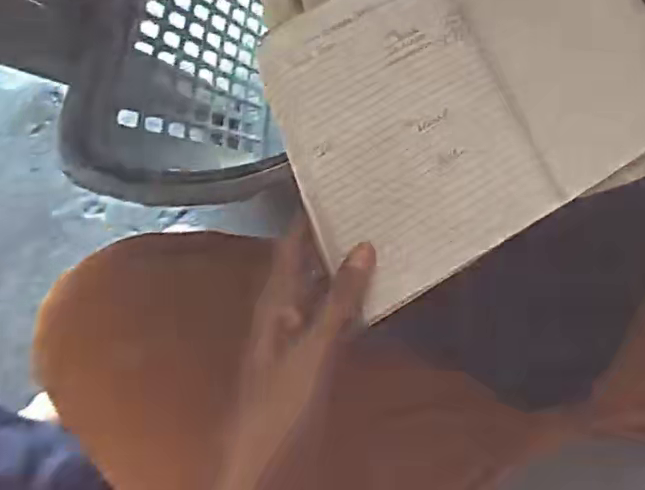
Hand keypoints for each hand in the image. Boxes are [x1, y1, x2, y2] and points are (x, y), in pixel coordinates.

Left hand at [216, 220, 374, 489]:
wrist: (266, 474)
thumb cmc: (280, 408)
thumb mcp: (312, 351)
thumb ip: (339, 300)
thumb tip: (363, 245)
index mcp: (275, 304)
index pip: (291, 247)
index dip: (308, 216)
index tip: (334, 184)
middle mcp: (285, 313)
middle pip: (309, 264)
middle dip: (334, 236)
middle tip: (368, 205)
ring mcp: (299, 336)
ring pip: (325, 288)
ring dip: (347, 265)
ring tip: (379, 234)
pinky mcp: (314, 358)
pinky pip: (338, 314)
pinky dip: (356, 297)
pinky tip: (378, 288)